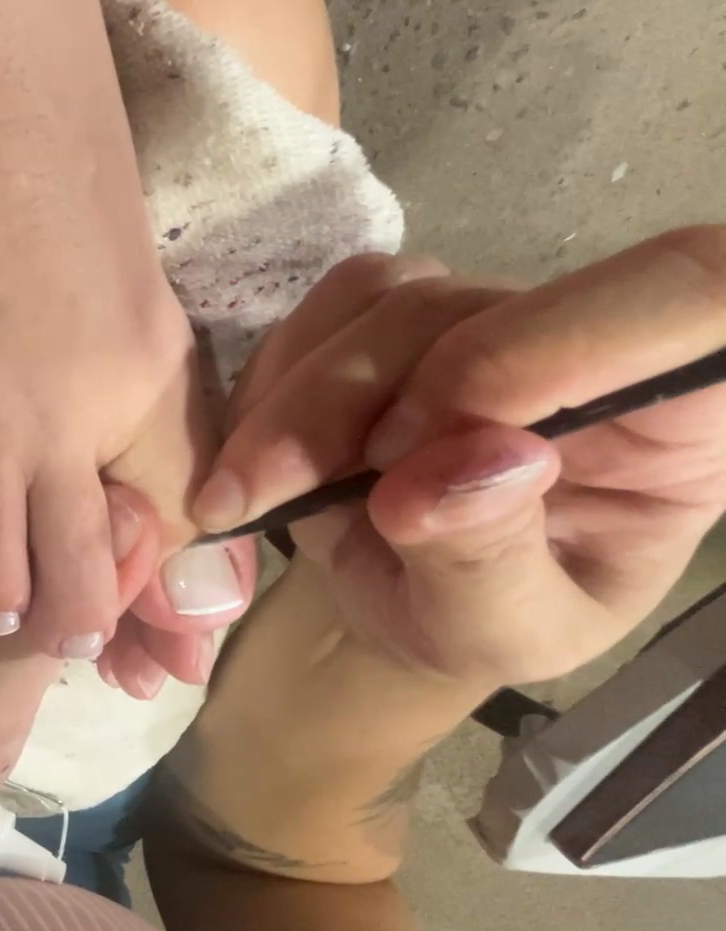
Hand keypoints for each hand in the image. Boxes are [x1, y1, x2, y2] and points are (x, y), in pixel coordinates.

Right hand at [0, 0, 199, 652]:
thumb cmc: (22, 93)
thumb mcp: (110, 239)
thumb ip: (108, 361)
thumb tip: (84, 442)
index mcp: (120, 373)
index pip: (137, 534)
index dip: (116, 597)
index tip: (91, 621)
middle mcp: (24, 416)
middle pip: (35, 569)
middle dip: (30, 611)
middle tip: (12, 620)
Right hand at [195, 228, 725, 685]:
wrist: (391, 593)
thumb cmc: (469, 623)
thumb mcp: (495, 635)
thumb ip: (483, 563)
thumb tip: (450, 472)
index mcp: (686, 420)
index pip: (694, 296)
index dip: (546, 349)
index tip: (421, 456)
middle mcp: (589, 342)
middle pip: (468, 311)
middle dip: (343, 406)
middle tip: (265, 494)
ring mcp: (482, 315)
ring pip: (384, 301)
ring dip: (291, 399)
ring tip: (248, 487)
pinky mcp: (393, 311)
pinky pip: (326, 305)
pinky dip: (272, 377)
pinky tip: (258, 446)